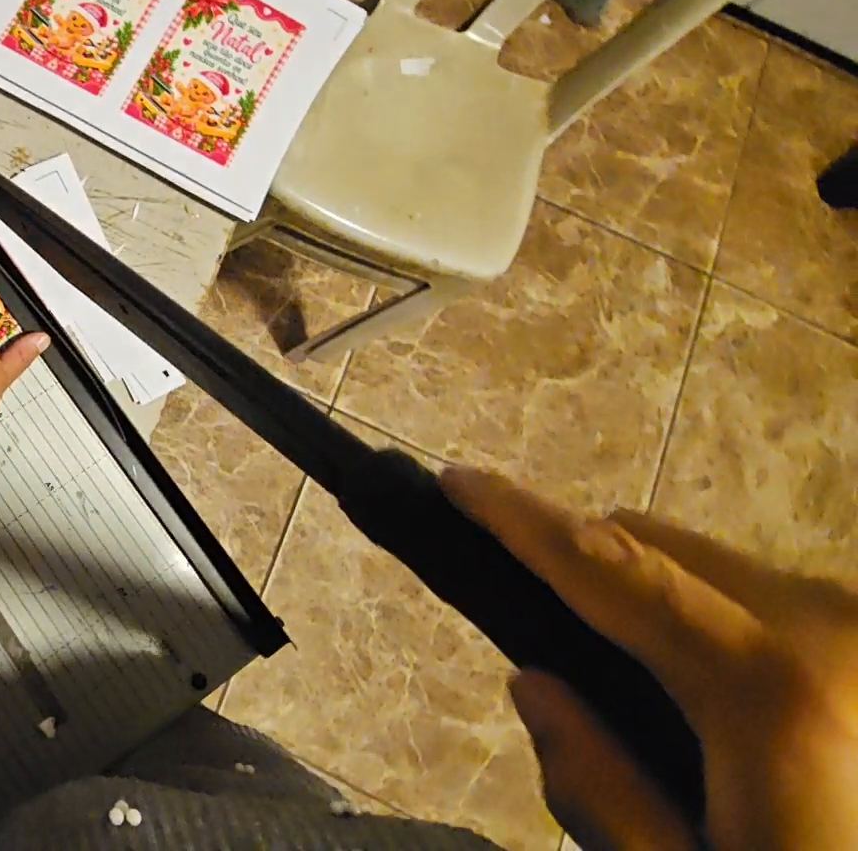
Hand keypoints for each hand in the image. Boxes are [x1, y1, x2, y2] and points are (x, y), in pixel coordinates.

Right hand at [442, 469, 857, 850]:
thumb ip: (603, 794)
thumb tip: (537, 687)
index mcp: (775, 689)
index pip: (604, 565)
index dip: (516, 515)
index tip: (453, 478)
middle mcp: (836, 630)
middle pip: (654, 544)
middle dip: (591, 566)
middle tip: (566, 632)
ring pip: (718, 563)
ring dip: (667, 593)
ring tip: (670, 678)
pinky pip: (780, 597)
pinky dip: (733, 618)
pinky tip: (748, 694)